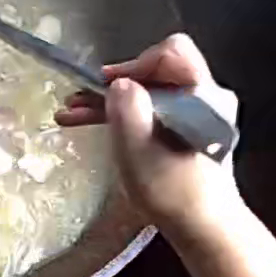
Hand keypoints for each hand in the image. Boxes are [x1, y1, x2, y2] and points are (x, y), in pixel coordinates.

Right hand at [54, 34, 242, 241]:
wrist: (200, 223)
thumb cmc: (169, 188)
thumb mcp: (138, 149)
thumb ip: (129, 109)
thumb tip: (118, 82)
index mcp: (200, 96)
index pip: (170, 53)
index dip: (133, 65)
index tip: (104, 88)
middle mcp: (205, 98)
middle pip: (155, 71)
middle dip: (112, 84)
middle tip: (75, 101)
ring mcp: (198, 114)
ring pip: (149, 92)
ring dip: (109, 101)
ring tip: (71, 114)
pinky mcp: (187, 129)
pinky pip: (152, 110)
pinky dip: (123, 114)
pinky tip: (94, 125)